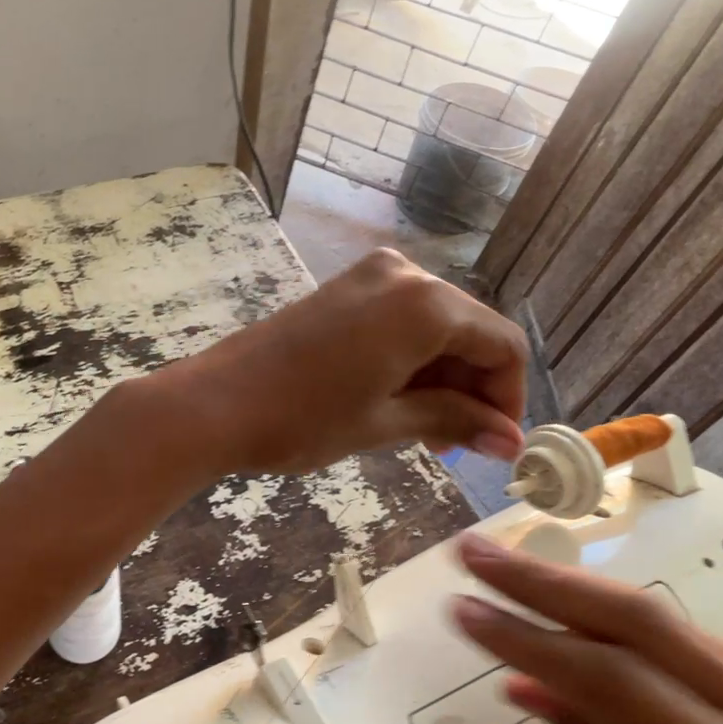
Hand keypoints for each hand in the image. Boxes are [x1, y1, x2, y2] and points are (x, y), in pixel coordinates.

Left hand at [140, 249, 527, 475]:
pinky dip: (410, 361)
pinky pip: (399, 322)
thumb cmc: (301, 419)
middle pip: (469, 331)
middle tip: (457, 447)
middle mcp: (405, 276)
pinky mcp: (342, 290)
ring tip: (423, 434)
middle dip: (473, 391)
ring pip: (434, 328)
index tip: (496, 446)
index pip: (501, 345)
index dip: (508, 399)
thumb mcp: (384, 423)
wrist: (213, 404)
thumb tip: (509, 441)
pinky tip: (396, 402)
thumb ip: (453, 420)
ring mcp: (369, 278)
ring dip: (441, 379)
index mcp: (426, 304)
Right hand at [449, 535, 722, 723]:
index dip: (530, 640)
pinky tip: (558, 603)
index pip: (613, 680)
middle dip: (544, 582)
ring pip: (653, 615)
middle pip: (638, 620)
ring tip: (501, 564)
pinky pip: (672, 634)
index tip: (462, 610)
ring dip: (570, 587)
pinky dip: (605, 616)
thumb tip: (518, 683)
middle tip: (473, 552)